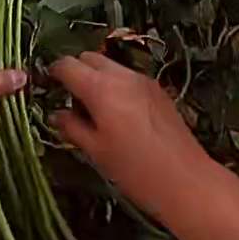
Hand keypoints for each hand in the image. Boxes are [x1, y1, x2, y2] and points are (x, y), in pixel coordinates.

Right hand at [50, 53, 214, 216]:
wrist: (189, 182)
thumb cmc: (136, 170)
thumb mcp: (97, 152)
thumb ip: (72, 127)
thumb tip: (56, 114)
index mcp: (99, 87)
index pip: (67, 65)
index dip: (54, 72)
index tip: (49, 85)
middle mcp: (119, 75)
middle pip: (88, 57)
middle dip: (75, 71)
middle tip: (72, 99)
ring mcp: (141, 79)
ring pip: (109, 65)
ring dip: (96, 76)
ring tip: (97, 108)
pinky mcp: (157, 89)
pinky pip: (127, 76)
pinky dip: (116, 84)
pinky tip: (121, 113)